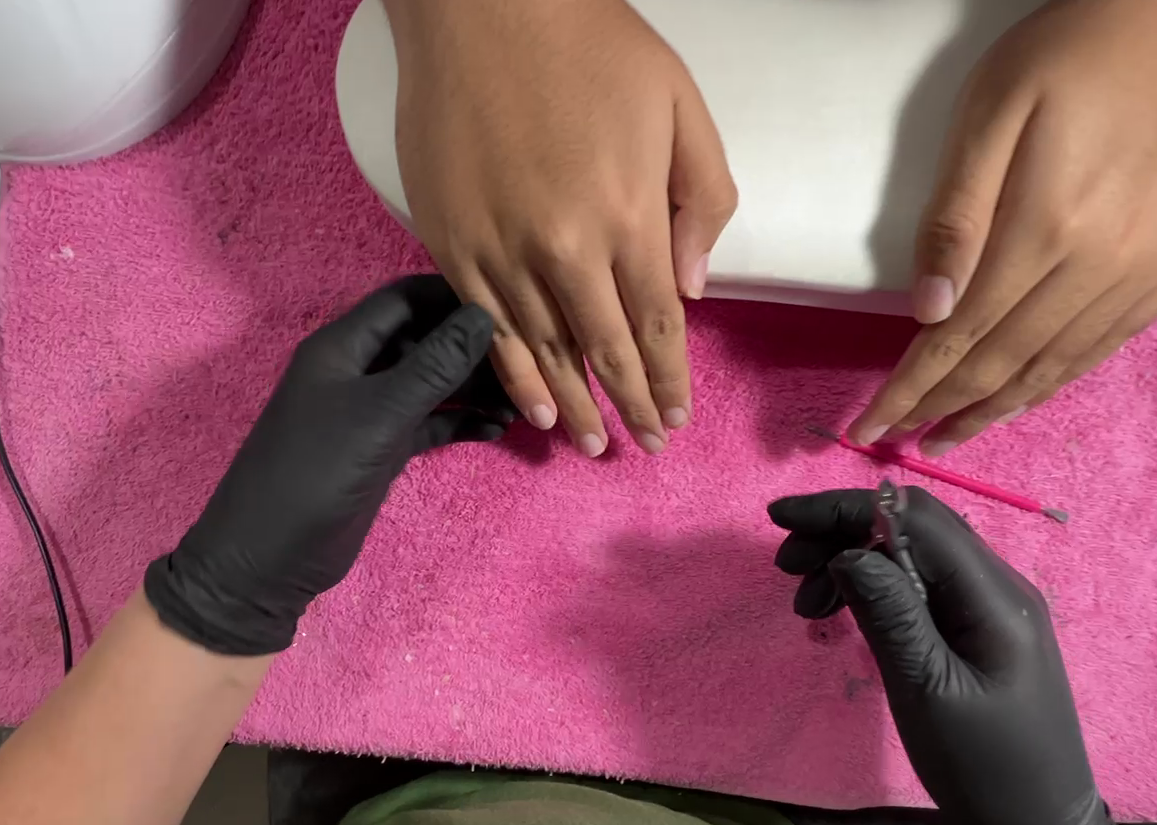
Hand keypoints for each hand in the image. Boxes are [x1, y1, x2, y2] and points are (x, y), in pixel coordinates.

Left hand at [145, 276, 508, 655]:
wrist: (273, 555)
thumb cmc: (316, 471)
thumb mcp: (379, 414)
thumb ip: (433, 366)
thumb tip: (484, 316)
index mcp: (344, 346)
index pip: (405, 299)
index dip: (454, 297)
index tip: (509, 305)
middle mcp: (359, 371)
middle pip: (425, 342)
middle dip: (473, 350)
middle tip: (528, 364)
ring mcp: (371, 412)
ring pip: (432, 386)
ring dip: (474, 392)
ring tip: (523, 405)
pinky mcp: (383, 449)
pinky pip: (429, 425)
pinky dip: (460, 424)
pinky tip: (496, 430)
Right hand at [383, 0, 736, 456]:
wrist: (480, 5)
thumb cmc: (588, 44)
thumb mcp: (679, 102)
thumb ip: (701, 200)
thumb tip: (693, 287)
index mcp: (626, 213)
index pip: (658, 324)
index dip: (669, 378)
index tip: (677, 417)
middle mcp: (565, 249)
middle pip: (606, 352)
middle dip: (632, 405)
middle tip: (647, 446)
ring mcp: (503, 254)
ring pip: (549, 355)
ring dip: (578, 408)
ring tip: (596, 448)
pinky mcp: (455, 250)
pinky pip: (491, 333)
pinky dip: (517, 379)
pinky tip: (537, 414)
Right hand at [769, 486, 1138, 824]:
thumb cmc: (983, 765)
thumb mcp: (925, 689)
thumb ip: (890, 613)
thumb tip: (846, 552)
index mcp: (992, 596)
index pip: (913, 519)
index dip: (842, 508)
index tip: (780, 519)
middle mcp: (996, 585)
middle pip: (910, 528)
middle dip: (839, 533)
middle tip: (784, 567)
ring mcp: (988, 606)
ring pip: (910, 555)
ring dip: (850, 562)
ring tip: (805, 602)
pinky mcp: (975, 627)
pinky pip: (918, 586)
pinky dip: (870, 588)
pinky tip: (840, 613)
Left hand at [848, 0, 1156, 455]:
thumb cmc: (1069, 54)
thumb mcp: (987, 118)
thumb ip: (954, 222)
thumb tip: (927, 311)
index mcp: (1045, 230)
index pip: (956, 339)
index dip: (908, 390)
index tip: (870, 427)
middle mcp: (1103, 264)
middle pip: (999, 364)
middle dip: (940, 408)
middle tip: (899, 438)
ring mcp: (1152, 268)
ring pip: (1053, 368)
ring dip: (993, 411)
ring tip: (948, 438)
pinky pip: (1105, 346)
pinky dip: (1052, 383)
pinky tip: (1020, 400)